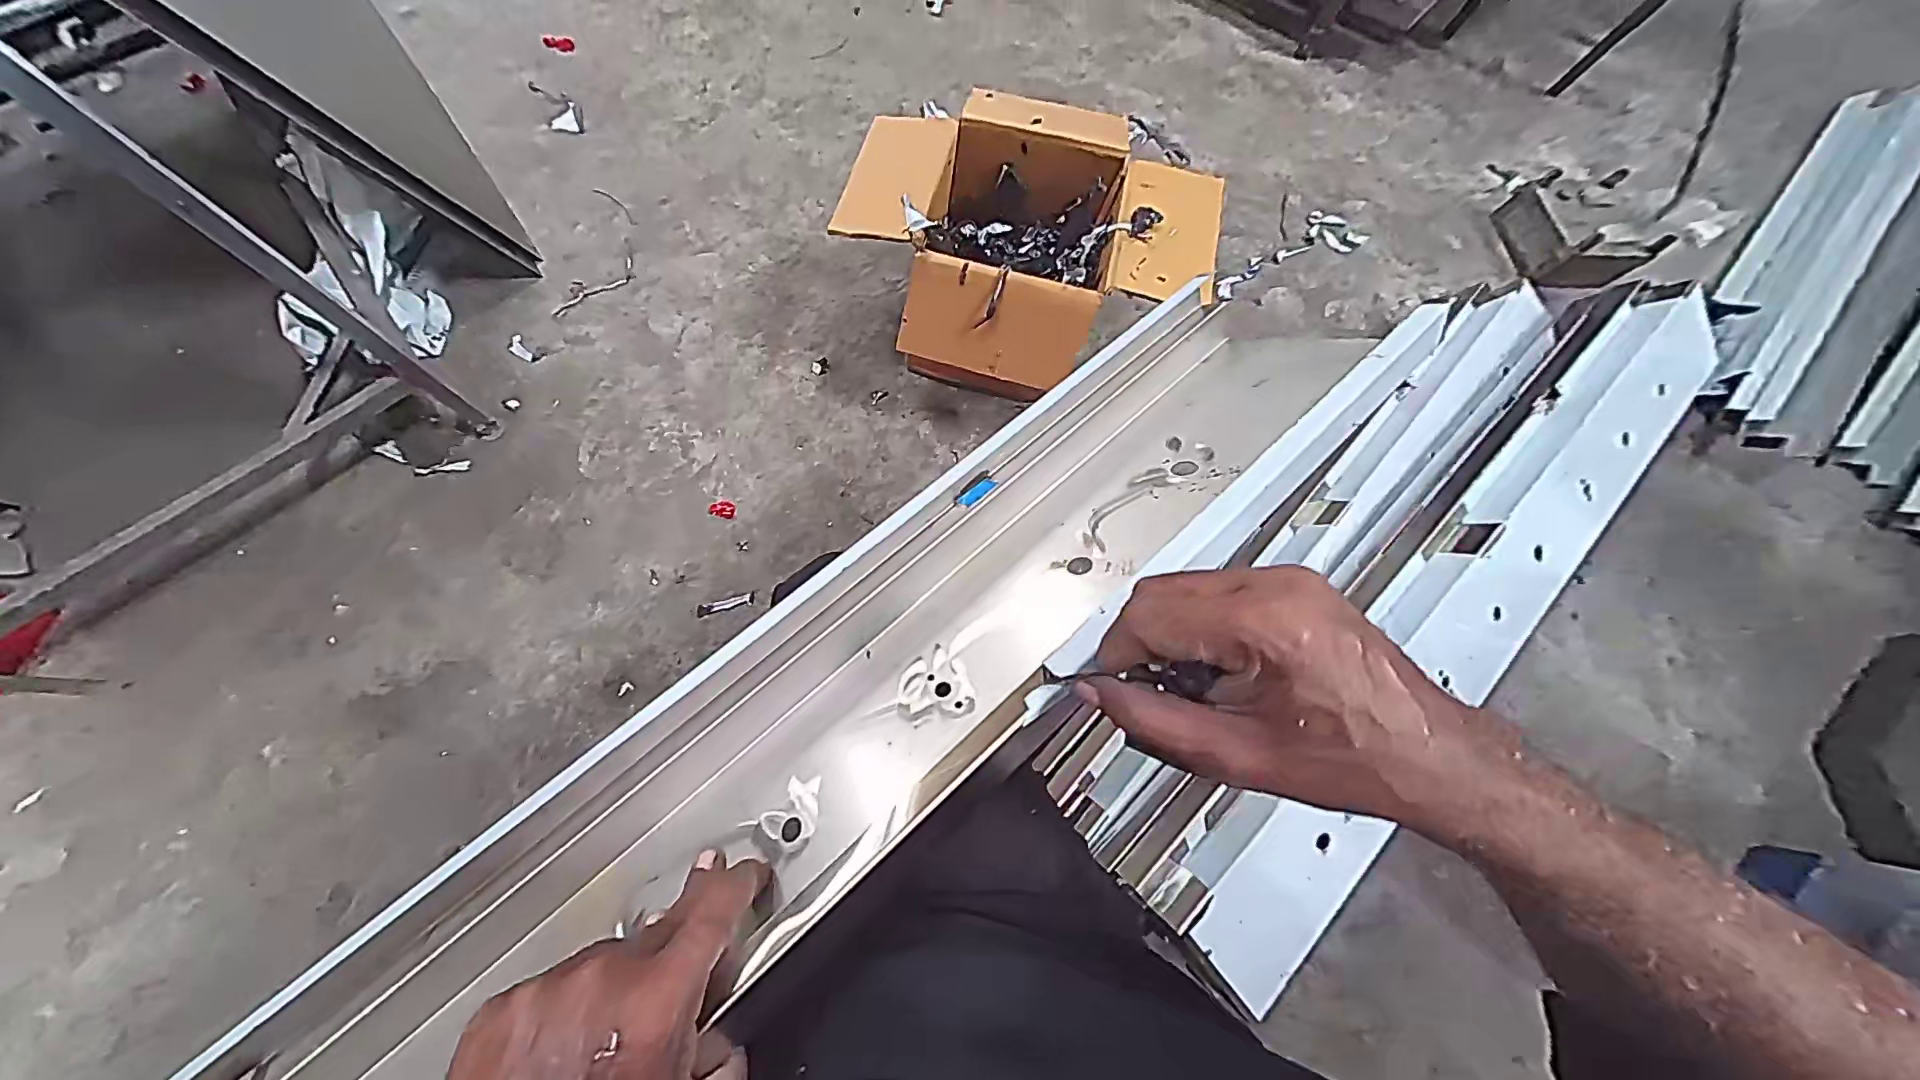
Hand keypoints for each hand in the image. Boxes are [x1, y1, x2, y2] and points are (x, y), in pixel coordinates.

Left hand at [447, 851, 768, 1079]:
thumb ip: (715, 1051)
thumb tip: (718, 1039)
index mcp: (655, 1003)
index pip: (714, 909)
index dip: (739, 883)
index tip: (746, 873)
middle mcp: (603, 979)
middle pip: (662, 932)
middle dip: (676, 956)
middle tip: (671, 998)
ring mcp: (548, 989)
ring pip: (607, 961)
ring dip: (617, 989)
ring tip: (603, 1048)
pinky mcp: (502, 1009)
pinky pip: (555, 986)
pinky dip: (567, 1008)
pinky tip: (563, 1052)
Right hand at [1076, 566, 1513, 832]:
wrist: (1425, 752)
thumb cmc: (1352, 759)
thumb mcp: (1233, 755)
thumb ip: (1150, 719)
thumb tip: (1099, 692)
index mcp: (1263, 623)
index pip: (1148, 614)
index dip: (1115, 652)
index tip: (1108, 682)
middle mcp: (1274, 586)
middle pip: (1159, 591)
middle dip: (1136, 639)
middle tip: (1141, 687)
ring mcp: (1285, 578)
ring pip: (1181, 585)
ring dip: (1164, 630)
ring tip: (1188, 682)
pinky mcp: (1291, 583)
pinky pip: (1212, 588)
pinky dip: (1193, 622)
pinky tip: (1213, 665)